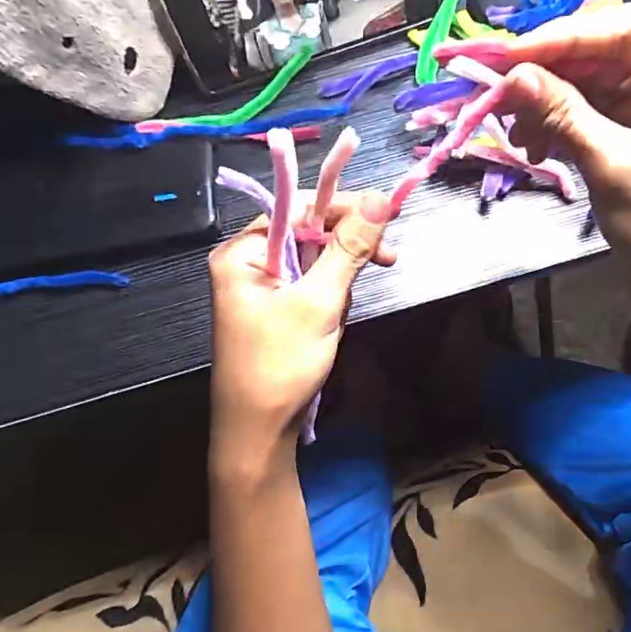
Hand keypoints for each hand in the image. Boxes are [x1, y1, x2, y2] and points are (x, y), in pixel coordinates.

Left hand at [209, 191, 393, 483]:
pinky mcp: (277, 311)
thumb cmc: (280, 365)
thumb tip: (379, 198)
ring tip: (336, 318)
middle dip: (344, 254)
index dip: (343, 208)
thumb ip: (348, 248)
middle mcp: (248, 263)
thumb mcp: (319, 302)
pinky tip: (331, 327)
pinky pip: (313, 289)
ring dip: (339, 285)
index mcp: (242, 252)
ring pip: (317, 264)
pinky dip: (331, 303)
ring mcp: (262, 289)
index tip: (387, 215)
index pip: (299, 208)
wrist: (259, 433)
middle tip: (385, 261)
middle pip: (309, 234)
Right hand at [501, 4, 630, 307]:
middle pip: (601, 54)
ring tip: (517, 133)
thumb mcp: (616, 166)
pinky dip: (554, 125)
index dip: (564, 37)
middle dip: (548, 74)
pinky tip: (533, 147)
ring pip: (586, 84)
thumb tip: (511, 77)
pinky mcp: (629, 133)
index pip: (626, 30)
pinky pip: (583, 113)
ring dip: (545, 103)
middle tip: (499, 93)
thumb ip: (564, 116)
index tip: (509, 57)